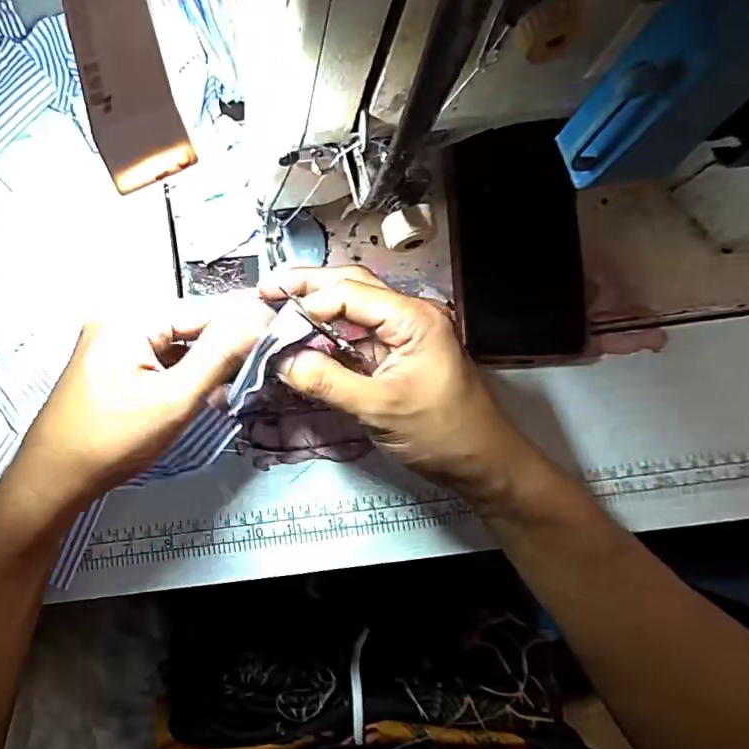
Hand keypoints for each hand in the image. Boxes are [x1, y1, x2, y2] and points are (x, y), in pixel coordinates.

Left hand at [0, 292, 275, 517]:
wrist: (52, 481)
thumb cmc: (105, 443)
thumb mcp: (173, 399)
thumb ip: (218, 356)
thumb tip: (254, 322)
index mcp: (128, 320)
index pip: (202, 310)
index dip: (241, 327)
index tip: (274, 340)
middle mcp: (118, 324)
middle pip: (190, 328)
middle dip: (223, 351)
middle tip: (255, 372)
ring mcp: (113, 347)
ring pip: (178, 348)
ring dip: (206, 367)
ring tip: (229, 389)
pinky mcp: (113, 369)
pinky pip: (161, 363)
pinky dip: (184, 378)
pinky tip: (202, 396)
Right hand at [258, 266, 542, 507]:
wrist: (481, 461)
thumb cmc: (440, 433)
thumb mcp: (380, 409)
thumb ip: (328, 381)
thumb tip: (281, 360)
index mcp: (413, 317)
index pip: (351, 293)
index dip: (309, 302)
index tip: (272, 317)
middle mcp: (409, 315)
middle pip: (352, 287)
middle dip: (309, 287)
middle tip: (267, 289)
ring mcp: (404, 335)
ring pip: (353, 310)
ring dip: (317, 309)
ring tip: (277, 306)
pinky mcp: (397, 355)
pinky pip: (358, 337)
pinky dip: (329, 335)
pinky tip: (304, 337)